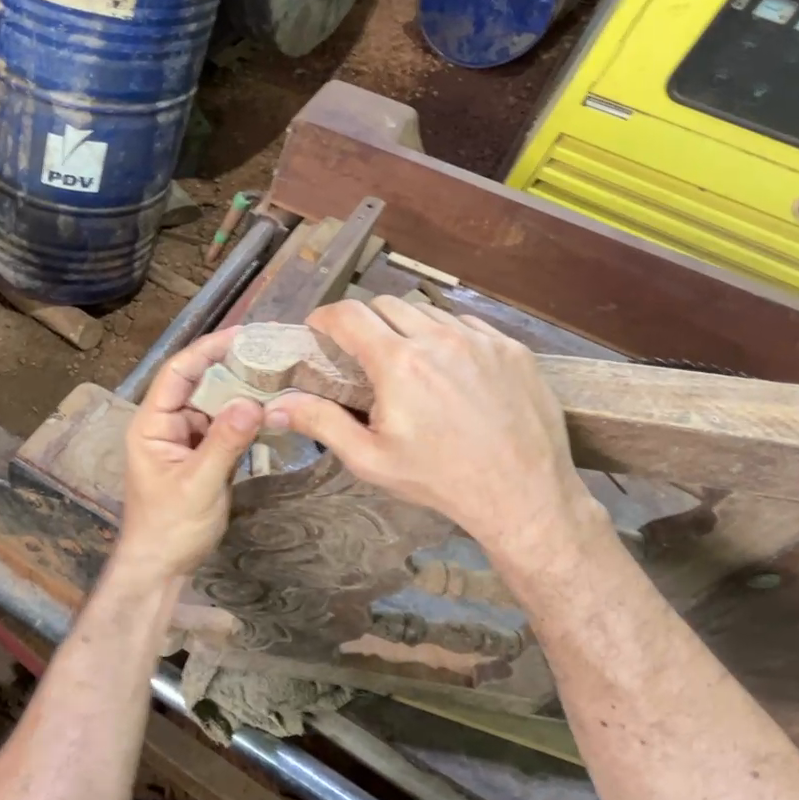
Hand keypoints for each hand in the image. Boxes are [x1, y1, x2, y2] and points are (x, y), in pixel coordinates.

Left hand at [119, 327, 263, 580]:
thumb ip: (224, 442)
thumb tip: (252, 401)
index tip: (242, 336)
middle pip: (198, 385)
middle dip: (231, 368)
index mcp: (152, 424)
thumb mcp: (198, 484)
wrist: (161, 567)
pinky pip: (223, 428)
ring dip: (241, 393)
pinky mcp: (200, 456)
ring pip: (214, 405)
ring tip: (278, 375)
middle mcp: (166, 425)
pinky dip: (244, 419)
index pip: (177, 374)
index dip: (206, 351)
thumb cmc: (170, 527)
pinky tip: (271, 409)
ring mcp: (183, 441)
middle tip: (271, 353)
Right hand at [263, 298, 588, 554]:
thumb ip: (320, 423)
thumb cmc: (439, 480)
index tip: (317, 329)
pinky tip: (446, 367)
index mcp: (399, 364)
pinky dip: (446, 335)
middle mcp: (439, 340)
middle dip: (363, 320)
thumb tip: (275, 407)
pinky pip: (467, 324)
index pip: (349, 314)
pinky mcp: (512, 349)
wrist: (523, 496)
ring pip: (427, 310)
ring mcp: (481, 340)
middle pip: (385, 304)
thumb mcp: (370, 459)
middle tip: (357, 349)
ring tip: (403, 358)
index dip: (324, 317)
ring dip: (405, 325)